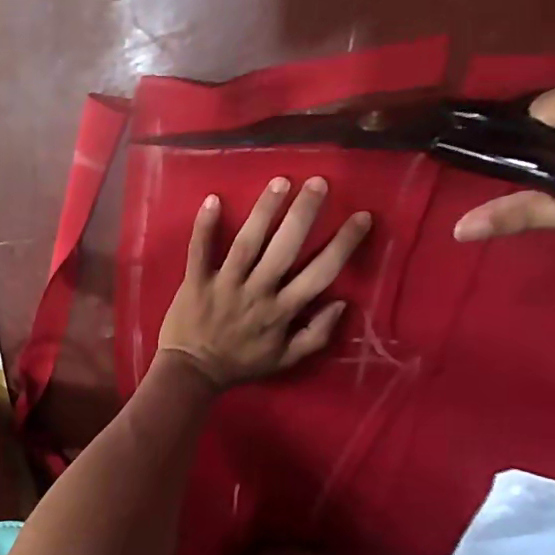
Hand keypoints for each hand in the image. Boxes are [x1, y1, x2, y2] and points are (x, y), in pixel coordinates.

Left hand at [158, 176, 371, 388]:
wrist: (192, 373)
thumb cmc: (241, 363)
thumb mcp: (287, 359)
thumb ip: (317, 334)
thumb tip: (341, 302)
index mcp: (282, 311)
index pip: (320, 273)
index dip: (343, 244)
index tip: (361, 217)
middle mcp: (257, 293)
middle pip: (285, 249)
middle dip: (304, 214)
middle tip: (319, 183)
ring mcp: (225, 285)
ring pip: (247, 244)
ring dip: (264, 211)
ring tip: (281, 181)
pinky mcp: (195, 281)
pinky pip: (199, 251)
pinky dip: (204, 226)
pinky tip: (212, 198)